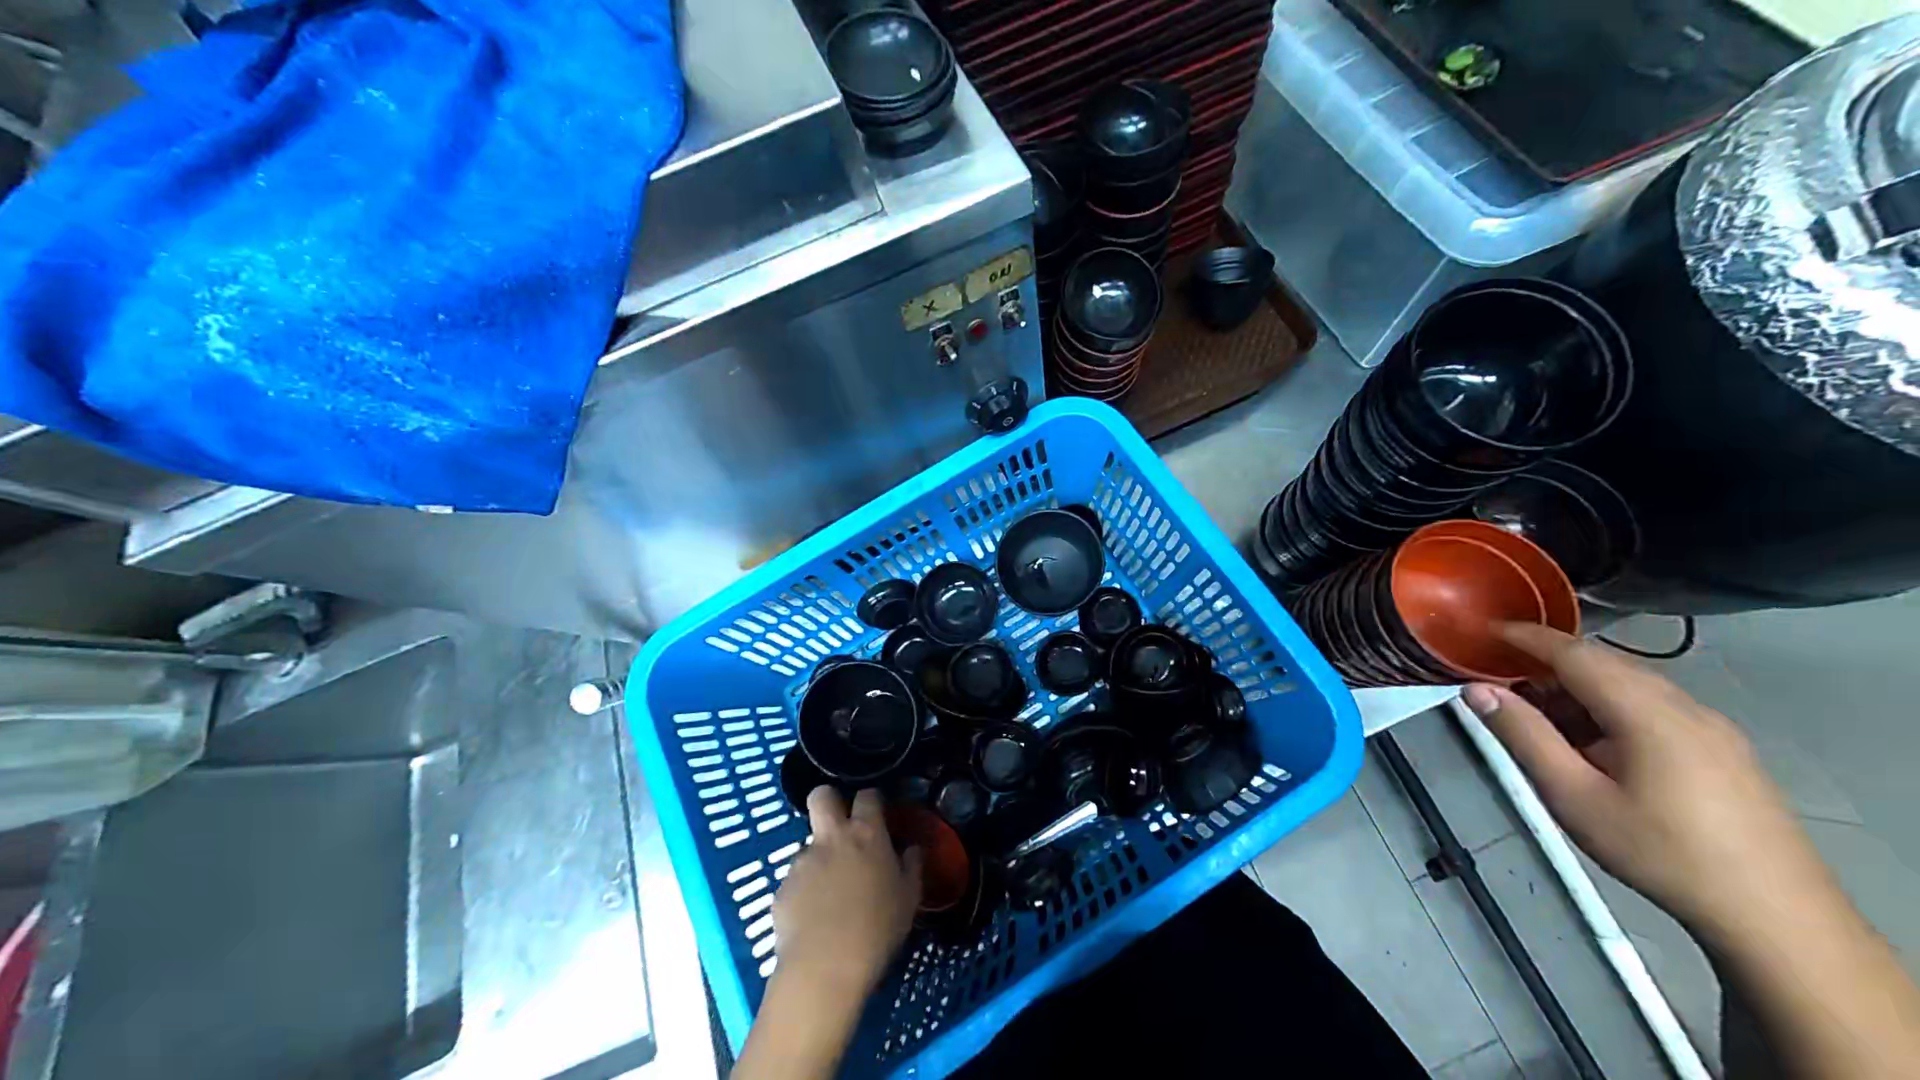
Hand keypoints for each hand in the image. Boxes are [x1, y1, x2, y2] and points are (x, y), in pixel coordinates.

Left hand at [772, 787, 921, 1002]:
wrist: (824, 968)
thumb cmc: (877, 929)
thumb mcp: (909, 899)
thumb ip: (912, 866)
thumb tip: (912, 849)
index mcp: (866, 834)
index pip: (868, 795)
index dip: (872, 800)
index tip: (878, 813)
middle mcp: (831, 838)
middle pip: (822, 795)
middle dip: (830, 800)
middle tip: (841, 824)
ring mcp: (802, 861)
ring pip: (809, 844)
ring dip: (820, 857)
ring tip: (830, 892)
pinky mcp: (782, 888)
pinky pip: (796, 880)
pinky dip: (805, 891)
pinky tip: (813, 917)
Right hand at [1461, 624, 1826, 936]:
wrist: (1775, 917)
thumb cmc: (1659, 851)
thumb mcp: (1573, 795)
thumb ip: (1523, 735)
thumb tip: (1477, 689)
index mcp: (1648, 712)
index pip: (1576, 653)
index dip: (1526, 637)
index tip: (1483, 630)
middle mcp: (1685, 707)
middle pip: (1604, 665)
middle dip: (1546, 663)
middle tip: (1497, 678)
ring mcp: (1712, 728)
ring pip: (1629, 685)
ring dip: (1576, 688)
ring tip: (1535, 715)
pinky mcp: (1723, 750)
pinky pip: (1653, 707)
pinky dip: (1607, 706)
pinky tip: (1589, 740)